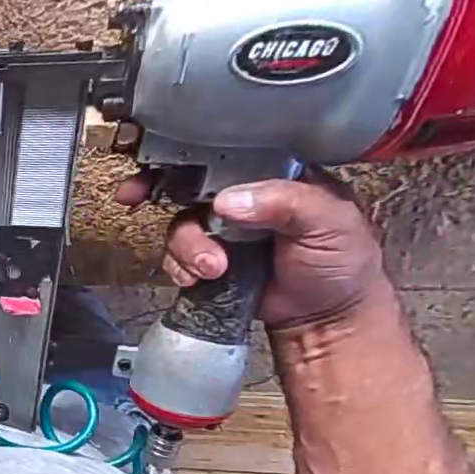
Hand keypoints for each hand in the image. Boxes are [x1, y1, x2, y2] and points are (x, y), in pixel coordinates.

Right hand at [114, 172, 387, 331]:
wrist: (325, 318)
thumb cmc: (341, 264)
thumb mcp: (331, 223)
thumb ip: (286, 203)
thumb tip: (225, 201)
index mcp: (275, 176)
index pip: (228, 155)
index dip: (189, 155)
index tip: (157, 164)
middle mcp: (242, 198)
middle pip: (188, 185)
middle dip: (156, 190)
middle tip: (133, 197)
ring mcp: (220, 230)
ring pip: (180, 224)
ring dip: (186, 247)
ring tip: (211, 269)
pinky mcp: (205, 259)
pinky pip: (175, 256)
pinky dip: (178, 267)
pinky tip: (196, 279)